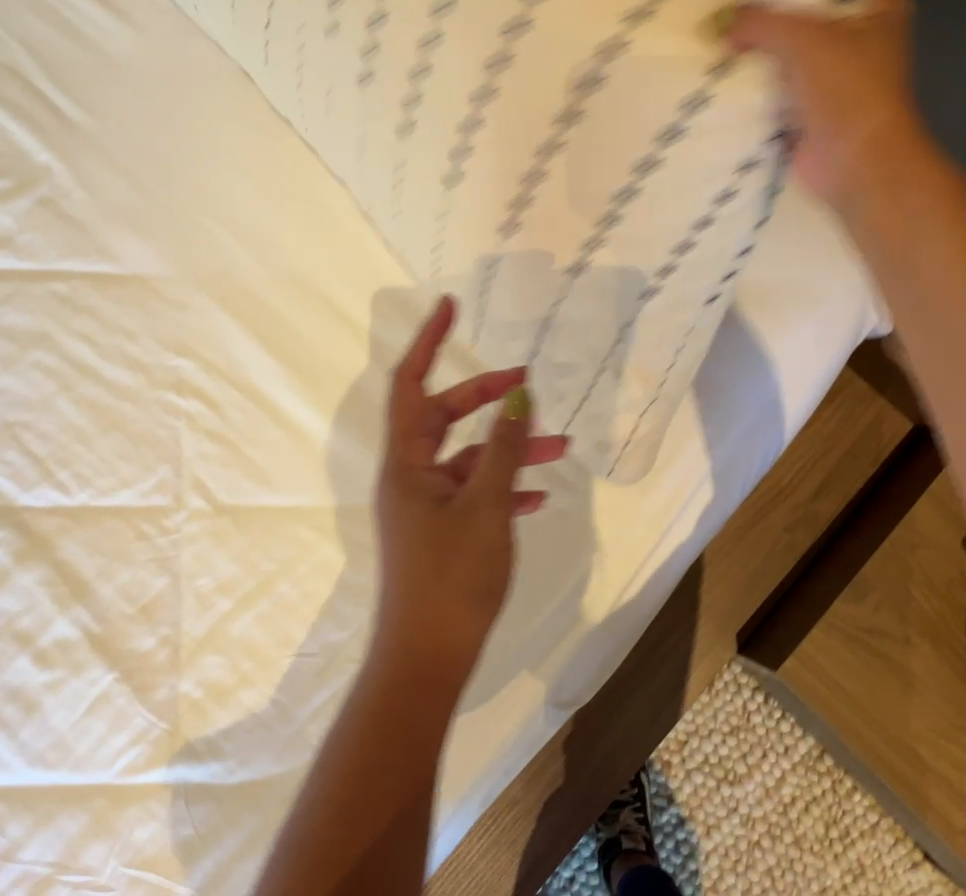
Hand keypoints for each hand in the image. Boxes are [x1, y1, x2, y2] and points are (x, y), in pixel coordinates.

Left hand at [373, 296, 568, 674]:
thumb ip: (502, 448)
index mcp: (406, 463)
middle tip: (527, 383)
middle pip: (443, 418)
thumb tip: (518, 395)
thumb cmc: (452, 578)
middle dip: (485, 398)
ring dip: (508, 449)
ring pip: (467, 460)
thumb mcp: (485, 506)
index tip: (451, 306)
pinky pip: (473, 496)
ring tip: (560, 447)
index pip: (410, 384)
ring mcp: (424, 509)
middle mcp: (409, 478)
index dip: (428, 342)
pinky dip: (504, 488)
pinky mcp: (441, 536)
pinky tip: (539, 495)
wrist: (426, 659)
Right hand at [728, 0, 932, 214]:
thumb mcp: (802, 37)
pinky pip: (773, 93)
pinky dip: (751, 89)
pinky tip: (716, 74)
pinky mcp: (810, 115)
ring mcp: (834, 82)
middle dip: (766, 14)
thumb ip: (758, 21)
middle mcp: (860, 43)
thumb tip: (717, 21)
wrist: (856, 165)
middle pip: (803, 18)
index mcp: (878, 11)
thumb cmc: (846, 90)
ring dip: (754, 54)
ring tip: (712, 31)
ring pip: (786, 57)